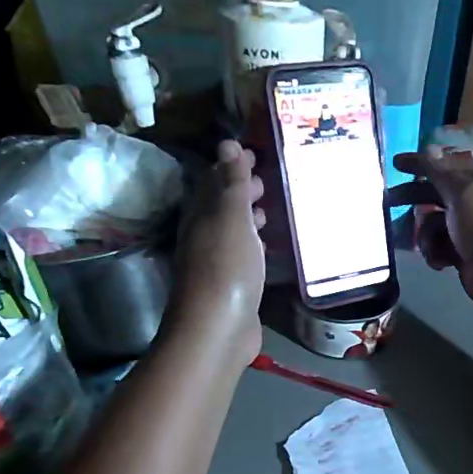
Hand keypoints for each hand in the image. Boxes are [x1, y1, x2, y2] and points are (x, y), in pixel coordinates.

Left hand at [169, 140, 265, 358]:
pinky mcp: (232, 287)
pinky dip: (254, 243)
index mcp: (202, 217)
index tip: (254, 153)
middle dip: (240, 190)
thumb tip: (227, 143)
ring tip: (270, 208)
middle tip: (267, 178)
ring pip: (232, 231)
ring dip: (248, 217)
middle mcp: (204, 237)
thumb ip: (232, 183)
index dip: (231, 166)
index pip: (214, 182)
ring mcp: (217, 263)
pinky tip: (268, 247)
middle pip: (221, 206)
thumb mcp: (231, 219)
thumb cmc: (226, 268)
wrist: (218, 329)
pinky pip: (243, 254)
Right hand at [386, 146, 472, 307]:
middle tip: (389, 202)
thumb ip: (441, 171)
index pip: (443, 165)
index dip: (420, 163)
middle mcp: (470, 201)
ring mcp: (465, 228)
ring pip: (430, 224)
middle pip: (433, 193)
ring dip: (426, 236)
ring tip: (433, 248)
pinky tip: (441, 262)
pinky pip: (436, 245)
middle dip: (413, 199)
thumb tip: (428, 148)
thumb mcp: (462, 192)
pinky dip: (435, 253)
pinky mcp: (460, 252)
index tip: (395, 163)